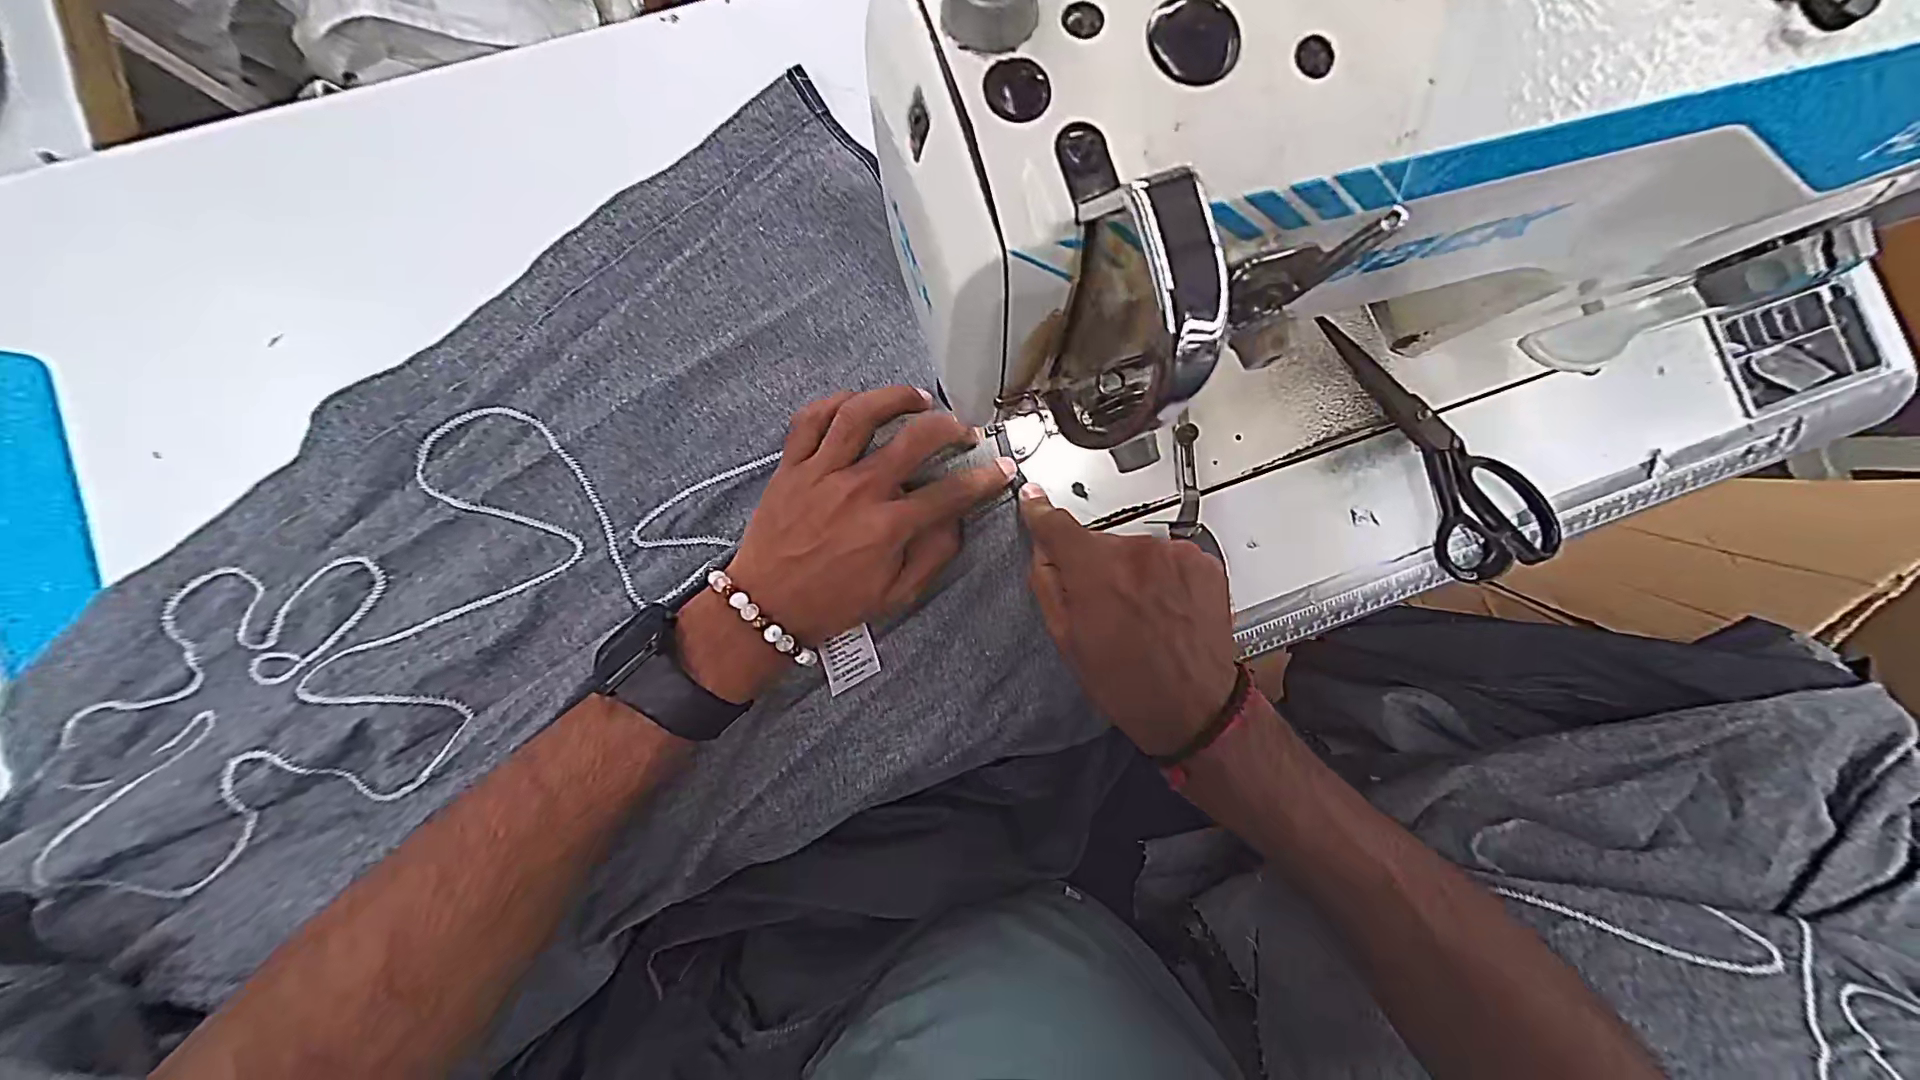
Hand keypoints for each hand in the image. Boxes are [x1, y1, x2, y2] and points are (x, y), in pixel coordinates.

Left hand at [678, 386, 1014, 702]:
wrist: (767, 607)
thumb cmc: (829, 603)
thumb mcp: (894, 594)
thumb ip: (932, 556)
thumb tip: (956, 522)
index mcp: (887, 528)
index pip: (950, 492)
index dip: (984, 479)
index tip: (998, 470)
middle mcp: (858, 491)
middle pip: (916, 439)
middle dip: (950, 428)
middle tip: (962, 431)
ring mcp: (821, 474)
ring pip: (862, 414)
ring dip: (895, 398)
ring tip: (917, 399)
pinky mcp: (792, 467)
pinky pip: (811, 419)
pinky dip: (834, 402)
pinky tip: (855, 402)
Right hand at [1019, 483, 1238, 756]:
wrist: (1193, 706)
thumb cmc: (1132, 684)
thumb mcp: (1067, 639)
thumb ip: (1047, 583)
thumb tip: (1041, 550)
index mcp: (1095, 571)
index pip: (1057, 523)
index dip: (1040, 512)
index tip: (1034, 501)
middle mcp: (1137, 554)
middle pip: (1098, 540)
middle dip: (1095, 564)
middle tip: (1105, 606)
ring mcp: (1174, 555)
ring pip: (1134, 548)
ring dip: (1132, 571)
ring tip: (1141, 613)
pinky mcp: (1202, 561)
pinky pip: (1167, 556)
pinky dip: (1162, 575)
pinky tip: (1163, 608)